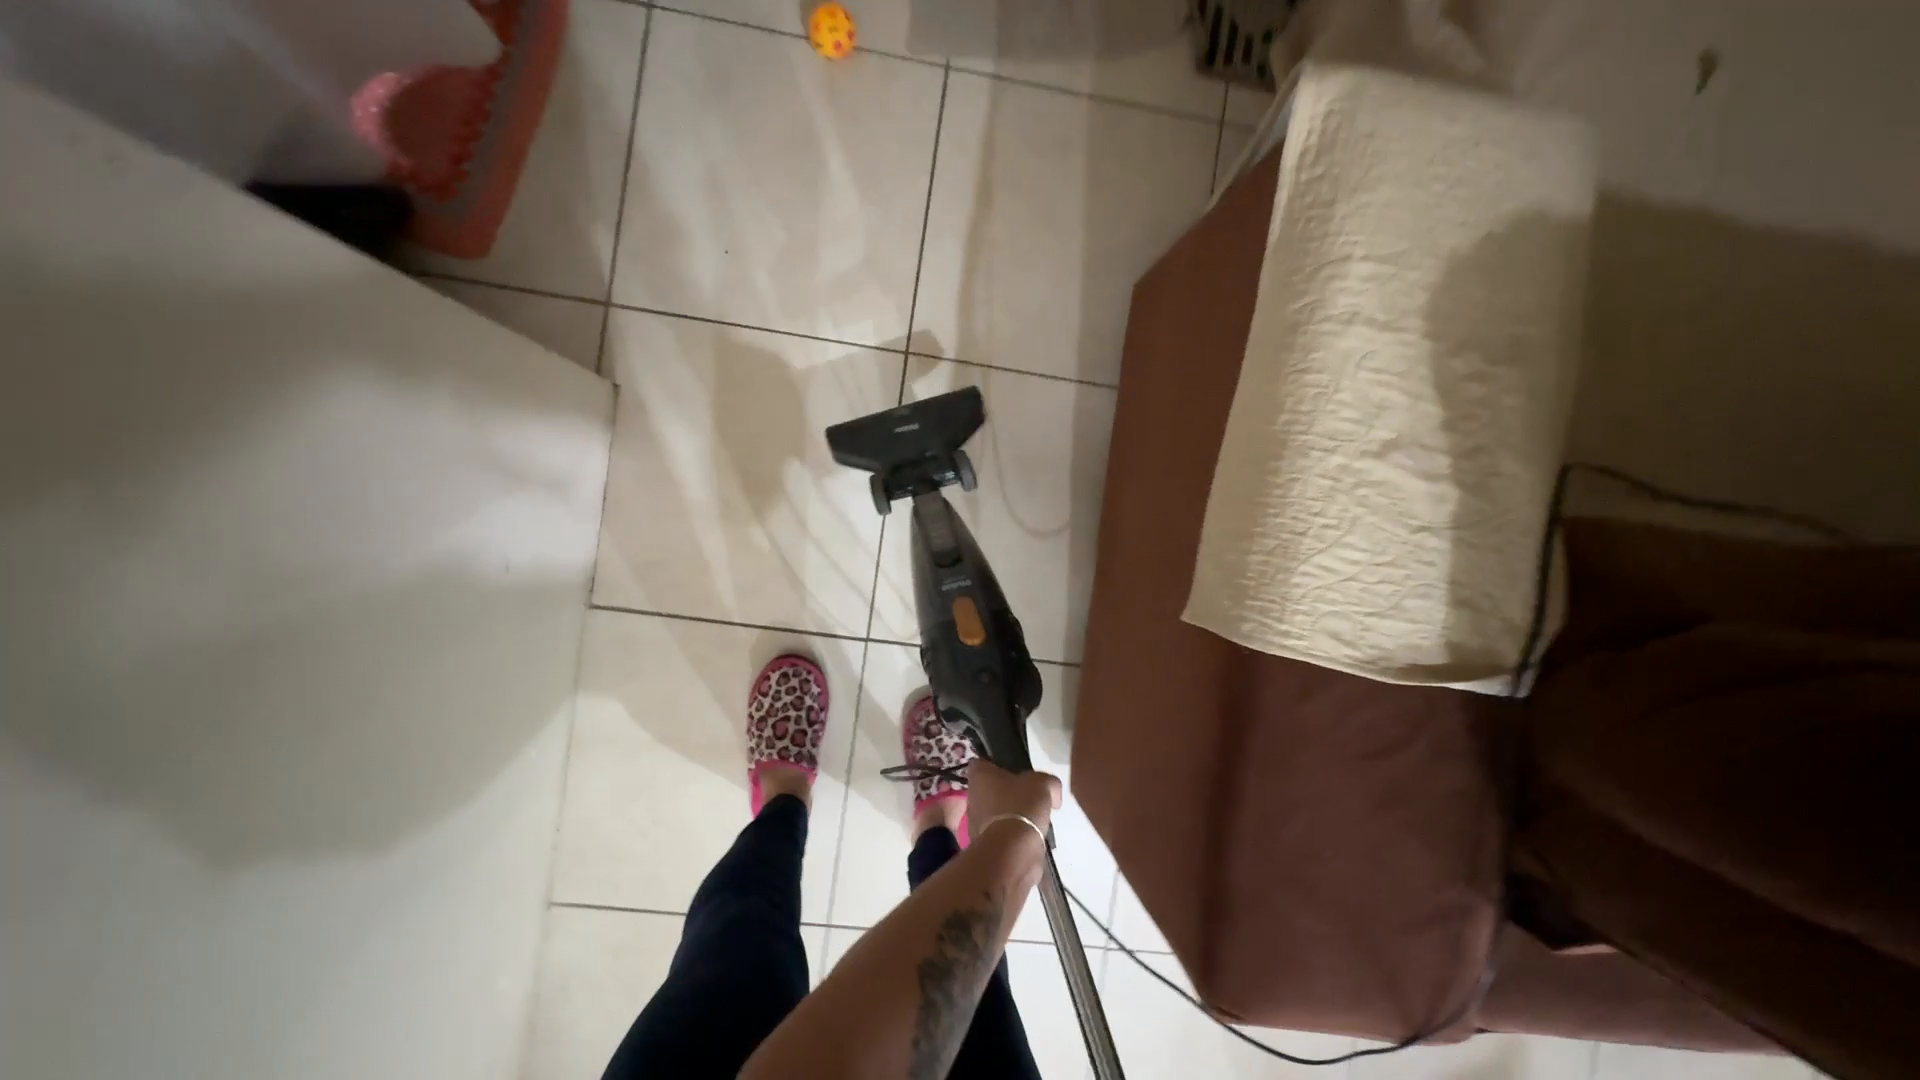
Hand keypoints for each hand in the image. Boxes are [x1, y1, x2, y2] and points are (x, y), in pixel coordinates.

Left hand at [966, 760, 1061, 836]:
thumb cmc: (1021, 805)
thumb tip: (1053, 792)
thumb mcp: (1042, 783)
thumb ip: (1048, 782)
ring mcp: (975, 821)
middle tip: (1029, 796)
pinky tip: (1030, 837)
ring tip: (1034, 819)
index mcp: (979, 775)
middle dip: (1008, 792)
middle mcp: (972, 796)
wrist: (1013, 849)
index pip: (983, 762)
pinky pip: (1000, 832)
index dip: (998, 764)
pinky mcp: (984, 843)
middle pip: (990, 789)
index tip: (1015, 770)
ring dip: (1011, 815)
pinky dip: (1013, 834)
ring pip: (995, 812)